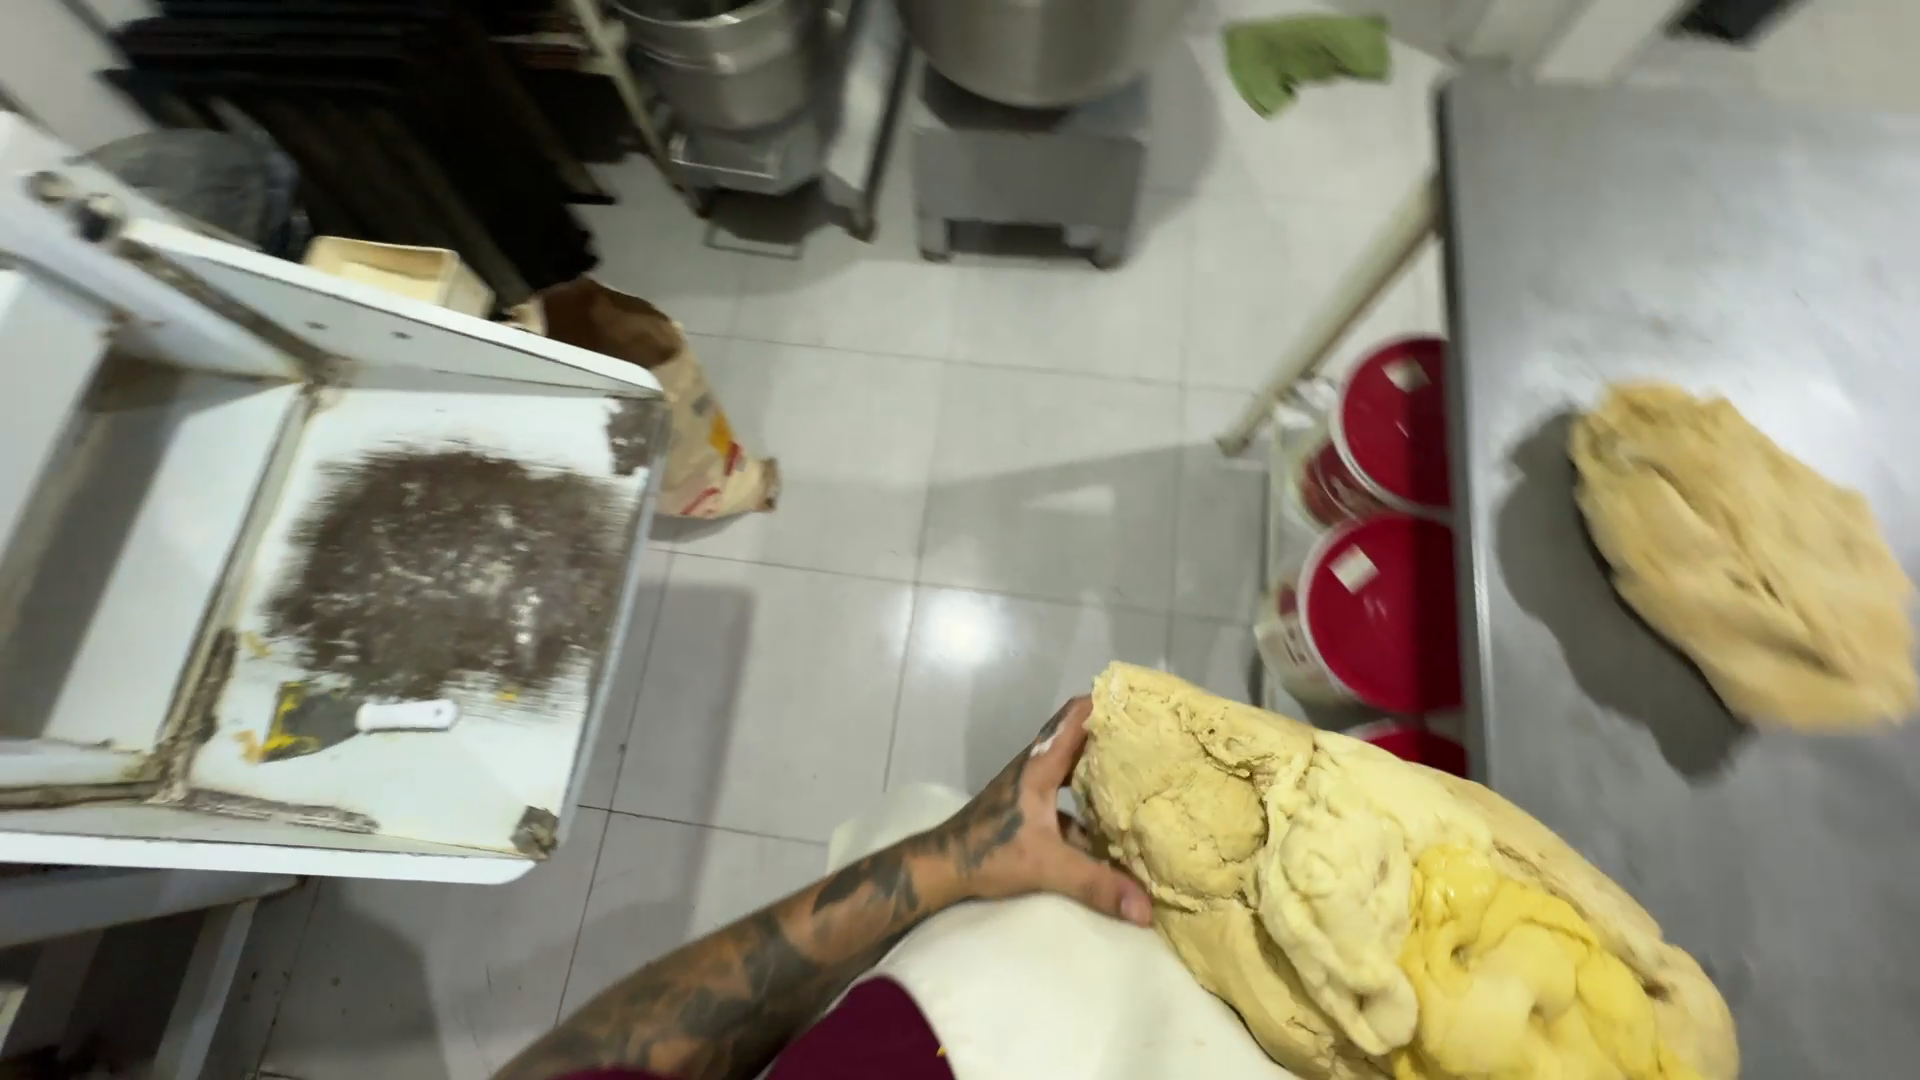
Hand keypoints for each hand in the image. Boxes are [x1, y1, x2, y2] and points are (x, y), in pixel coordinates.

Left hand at [921, 697, 1151, 926]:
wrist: (945, 864)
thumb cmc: (991, 851)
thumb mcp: (1047, 866)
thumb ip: (1096, 884)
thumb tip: (1145, 908)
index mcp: (1040, 765)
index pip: (1073, 718)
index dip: (1103, 702)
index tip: (1136, 699)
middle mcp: (1036, 766)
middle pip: (1075, 736)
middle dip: (1108, 732)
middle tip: (1146, 733)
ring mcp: (1029, 784)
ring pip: (1070, 765)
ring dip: (1096, 764)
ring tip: (1135, 769)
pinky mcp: (1027, 804)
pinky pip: (1063, 791)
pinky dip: (1085, 798)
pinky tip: (1107, 821)